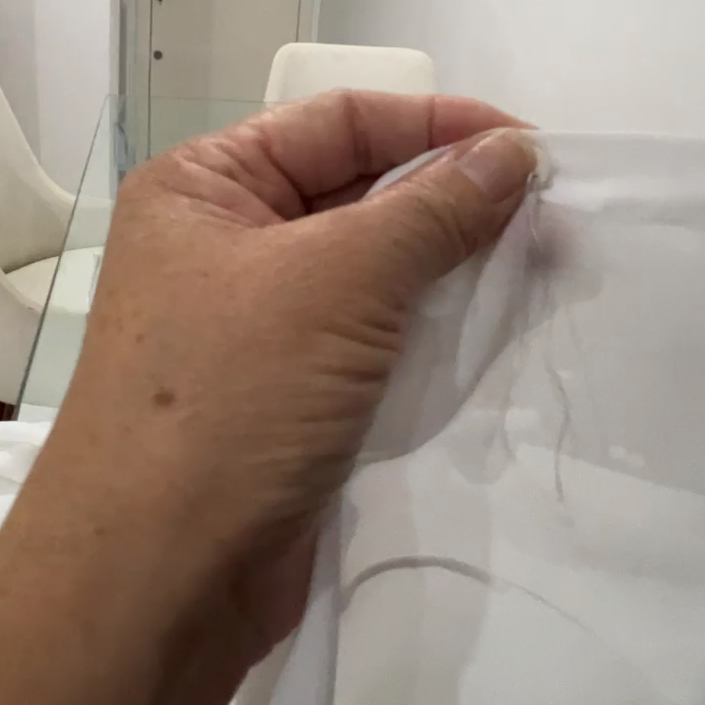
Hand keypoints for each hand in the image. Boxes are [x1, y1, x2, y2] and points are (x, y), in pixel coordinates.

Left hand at [0, 91, 537, 704]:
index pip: (337, 121)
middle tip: (546, 209)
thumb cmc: (233, 399)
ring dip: (447, 260)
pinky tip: (487, 319)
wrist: (158, 582)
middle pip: (354, 188)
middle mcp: (223, 239)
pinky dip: (425, 321)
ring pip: (368, 264)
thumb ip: (432, 210)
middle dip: (448, 194)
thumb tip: (512, 152)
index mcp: (204, 184)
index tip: (528, 144)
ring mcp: (254, 317)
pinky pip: (368, 329)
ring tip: (536, 258)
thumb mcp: (338, 281)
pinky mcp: (286, 384)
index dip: (436, 122)